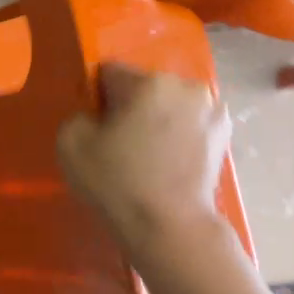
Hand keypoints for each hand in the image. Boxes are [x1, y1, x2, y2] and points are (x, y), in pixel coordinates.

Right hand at [57, 63, 232, 256]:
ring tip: (141, 152)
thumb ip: (79, 115)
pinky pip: (187, 122)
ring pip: (168, 104)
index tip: (89, 121)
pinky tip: (162, 159)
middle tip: (114, 139)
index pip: (109, 71)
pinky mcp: (223, 133)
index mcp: (149, 83)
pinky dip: (173, 133)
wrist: (167, 222)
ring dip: (153, 118)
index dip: (93, 94)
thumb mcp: (70, 143)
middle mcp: (187, 86)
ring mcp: (212, 109)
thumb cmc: (114, 180)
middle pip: (143, 86)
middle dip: (127, 105)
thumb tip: (96, 115)